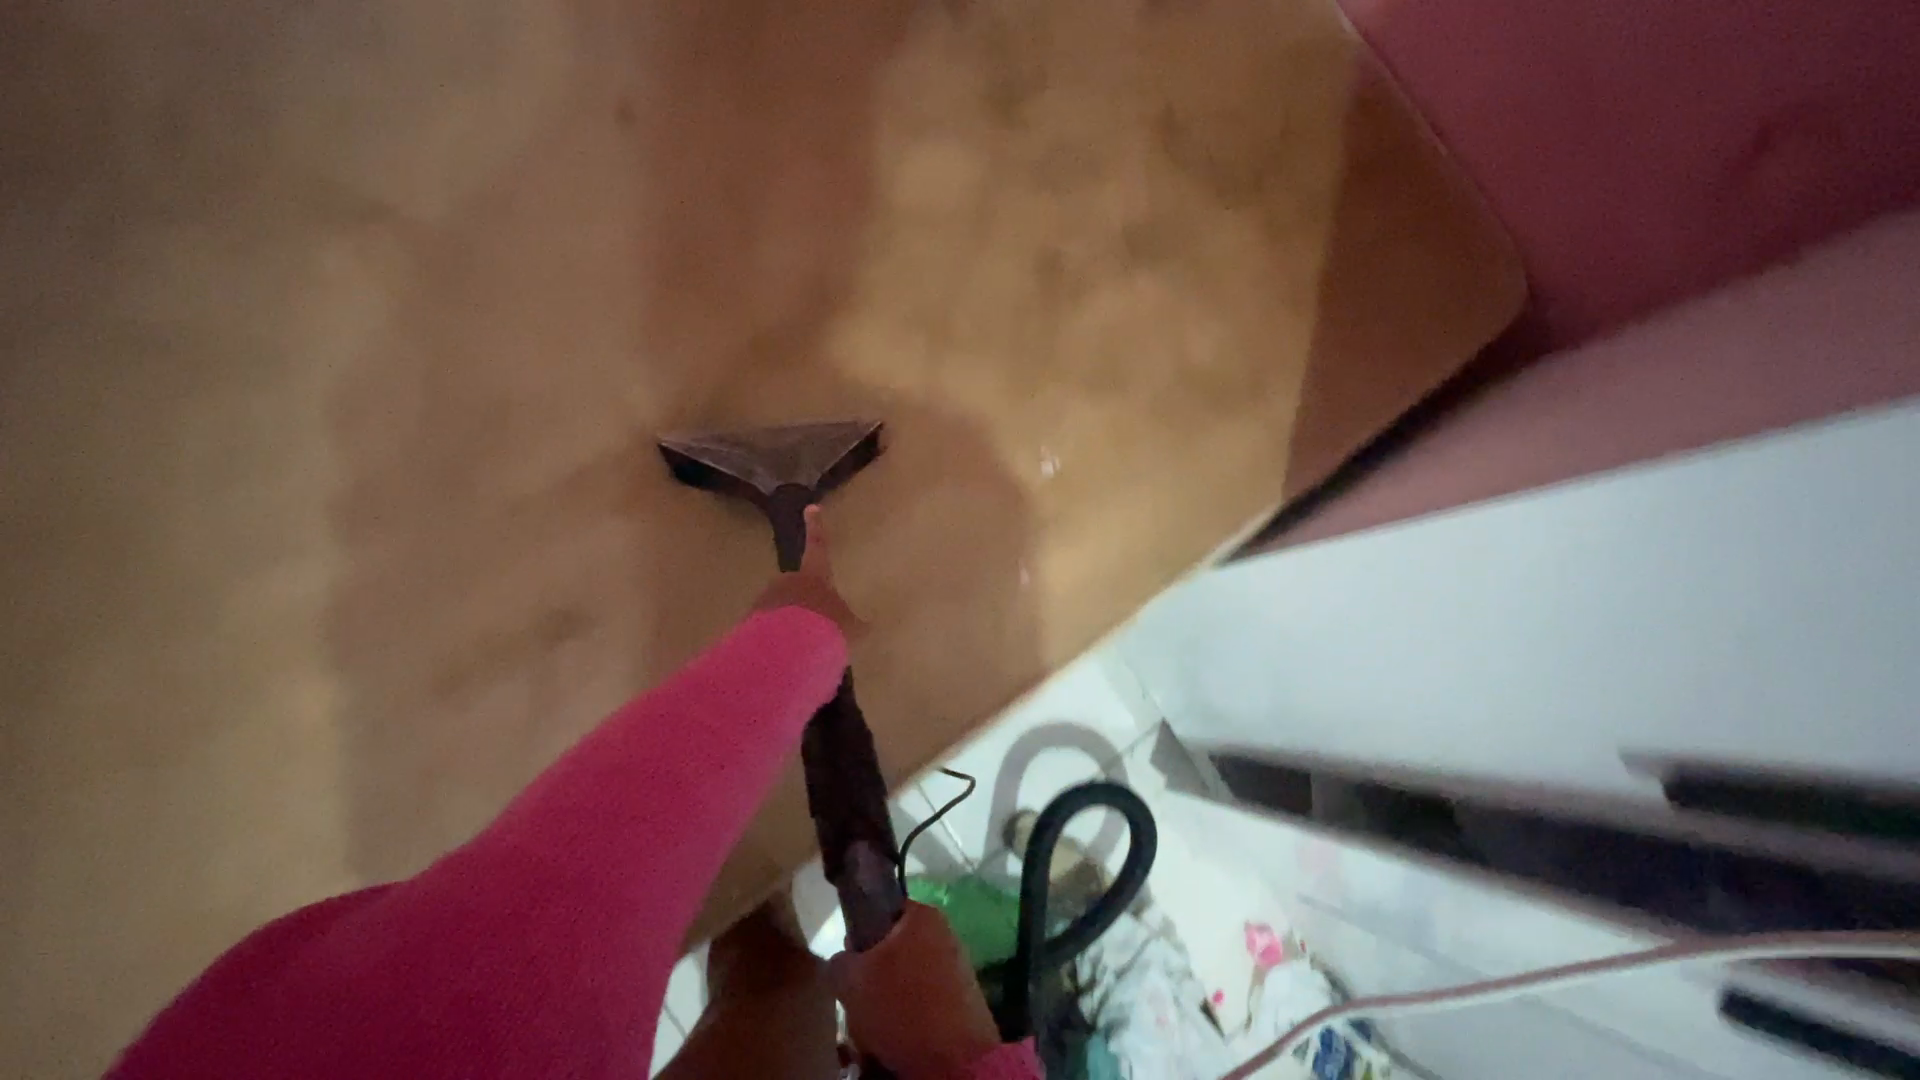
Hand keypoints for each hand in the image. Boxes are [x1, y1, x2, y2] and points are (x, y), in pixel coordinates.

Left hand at [750, 505, 862, 637]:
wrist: (788, 648)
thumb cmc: (826, 629)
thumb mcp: (852, 628)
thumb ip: (856, 624)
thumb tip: (867, 624)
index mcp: (814, 575)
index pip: (818, 546)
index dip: (816, 527)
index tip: (811, 507)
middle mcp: (787, 581)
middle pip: (796, 586)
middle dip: (803, 602)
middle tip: (815, 625)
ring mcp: (766, 600)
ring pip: (779, 608)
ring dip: (788, 623)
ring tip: (802, 648)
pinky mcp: (750, 620)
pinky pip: (766, 627)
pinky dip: (775, 637)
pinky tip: (785, 655)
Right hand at [829, 902, 1001, 1078]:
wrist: (955, 1060)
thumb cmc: (901, 1006)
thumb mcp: (851, 982)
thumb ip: (839, 962)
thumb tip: (843, 960)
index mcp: (922, 915)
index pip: (882, 910)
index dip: (860, 934)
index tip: (849, 960)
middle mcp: (944, 932)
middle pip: (893, 949)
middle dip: (873, 974)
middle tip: (858, 998)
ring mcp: (957, 966)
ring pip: (906, 979)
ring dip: (888, 999)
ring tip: (875, 1025)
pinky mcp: (963, 999)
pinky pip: (924, 1001)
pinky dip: (908, 1016)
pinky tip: (897, 1038)